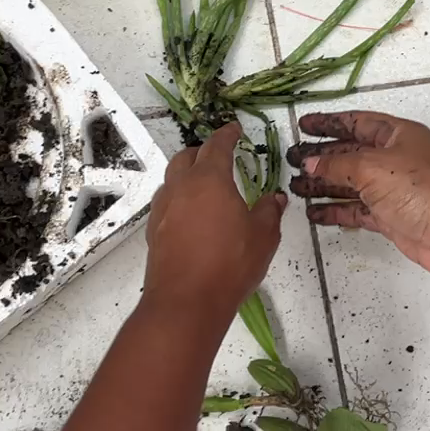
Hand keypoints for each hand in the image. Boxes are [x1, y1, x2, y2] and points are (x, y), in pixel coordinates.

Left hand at [143, 121, 286, 310]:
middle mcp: (181, 187)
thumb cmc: (229, 264)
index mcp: (209, 180)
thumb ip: (269, 212)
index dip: (227, 134)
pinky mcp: (154, 231)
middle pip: (187, 156)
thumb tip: (275, 198)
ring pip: (172, 178)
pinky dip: (179, 198)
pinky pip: (166, 202)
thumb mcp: (263, 236)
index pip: (217, 146)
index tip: (234, 129)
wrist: (186, 301)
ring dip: (187, 173)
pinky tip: (191, 213)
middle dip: (203, 151)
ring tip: (204, 185)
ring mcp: (163, 209)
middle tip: (219, 155)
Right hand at [288, 111, 429, 278]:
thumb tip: (310, 163)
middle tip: (290, 159)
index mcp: (397, 135)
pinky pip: (356, 209)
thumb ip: (337, 164)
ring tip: (295, 186)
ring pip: (350, 183)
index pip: (357, 122)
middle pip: (350, 153)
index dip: (329, 122)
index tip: (303, 124)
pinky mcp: (391, 217)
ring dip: (323, 184)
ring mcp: (393, 189)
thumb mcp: (373, 167)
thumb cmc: (421, 189)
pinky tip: (314, 212)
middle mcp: (395, 159)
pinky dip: (336, 210)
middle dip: (320, 156)